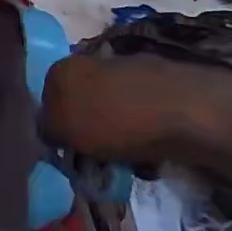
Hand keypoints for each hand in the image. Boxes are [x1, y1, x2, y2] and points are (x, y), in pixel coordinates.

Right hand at [42, 54, 231, 163]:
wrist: (187, 112)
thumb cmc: (116, 119)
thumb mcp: (63, 127)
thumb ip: (45, 128)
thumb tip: (46, 128)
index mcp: (66, 66)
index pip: (46, 100)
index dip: (53, 130)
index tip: (64, 156)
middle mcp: (94, 61)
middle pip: (79, 108)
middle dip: (85, 138)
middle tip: (93, 168)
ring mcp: (130, 72)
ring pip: (109, 115)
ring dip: (112, 142)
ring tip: (123, 169)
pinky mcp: (159, 87)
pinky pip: (137, 120)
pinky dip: (139, 140)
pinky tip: (148, 160)